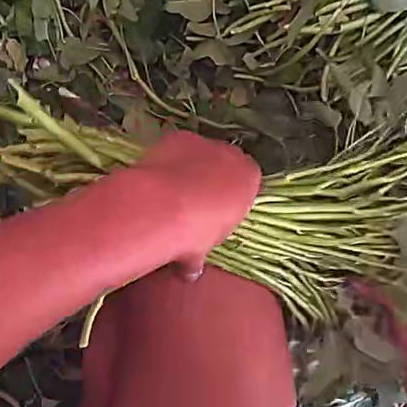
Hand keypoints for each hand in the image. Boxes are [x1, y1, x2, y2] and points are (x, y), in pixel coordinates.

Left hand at [123, 131, 259, 277]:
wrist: (161, 207)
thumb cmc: (193, 232)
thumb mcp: (202, 250)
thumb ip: (200, 254)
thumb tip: (190, 270)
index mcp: (249, 181)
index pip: (247, 183)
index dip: (229, 198)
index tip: (214, 214)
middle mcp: (232, 156)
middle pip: (225, 165)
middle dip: (211, 180)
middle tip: (191, 204)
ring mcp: (205, 143)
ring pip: (200, 155)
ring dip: (189, 169)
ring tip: (169, 193)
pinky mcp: (177, 136)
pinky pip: (176, 149)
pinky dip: (168, 161)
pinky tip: (156, 179)